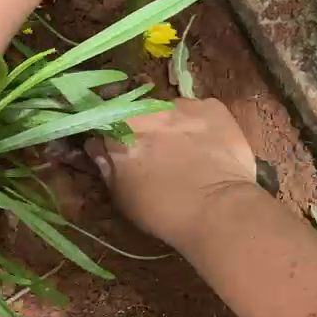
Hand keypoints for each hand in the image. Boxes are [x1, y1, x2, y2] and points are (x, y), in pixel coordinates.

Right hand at [89, 98, 265, 251]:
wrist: (219, 210)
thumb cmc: (164, 211)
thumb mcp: (123, 198)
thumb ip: (107, 166)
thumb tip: (97, 146)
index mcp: (121, 129)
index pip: (107, 121)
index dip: (113, 135)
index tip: (118, 150)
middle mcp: (149, 109)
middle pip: (140, 114)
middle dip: (145, 131)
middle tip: (157, 156)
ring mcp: (183, 105)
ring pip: (172, 111)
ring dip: (173, 127)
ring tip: (188, 154)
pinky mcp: (213, 107)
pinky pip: (201, 112)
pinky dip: (201, 127)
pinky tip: (210, 148)